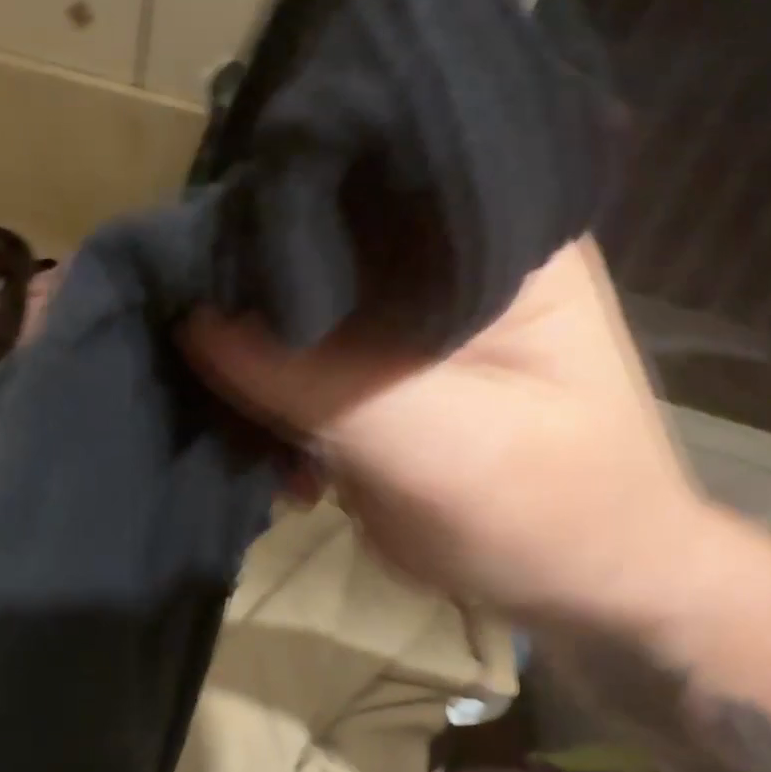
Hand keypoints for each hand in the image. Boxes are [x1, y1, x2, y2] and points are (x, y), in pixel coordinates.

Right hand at [183, 239, 723, 633]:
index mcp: (491, 231)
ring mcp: (408, 321)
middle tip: (186, 348)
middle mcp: (445, 257)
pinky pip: (298, 371)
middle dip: (251, 302)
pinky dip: (272, 413)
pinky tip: (274, 463)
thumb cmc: (548, 511)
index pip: (361, 178)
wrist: (584, 593)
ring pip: (299, 316)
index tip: (195, 259)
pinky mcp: (377, 377)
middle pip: (317, 248)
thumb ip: (316, 382)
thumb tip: (192, 317)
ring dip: (255, 373)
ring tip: (237, 429)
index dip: (274, 211)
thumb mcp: (434, 447)